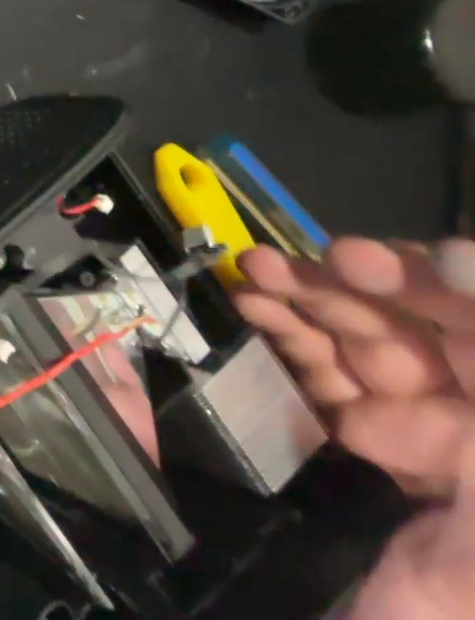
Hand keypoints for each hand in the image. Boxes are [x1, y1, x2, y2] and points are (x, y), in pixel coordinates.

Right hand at [234, 238, 474, 617]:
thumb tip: (453, 260)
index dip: (450, 282)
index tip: (382, 261)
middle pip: (427, 326)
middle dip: (363, 285)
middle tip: (302, 262)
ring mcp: (422, 434)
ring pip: (363, 341)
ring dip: (308, 299)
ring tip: (254, 272)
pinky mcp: (357, 445)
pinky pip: (321, 377)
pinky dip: (282, 337)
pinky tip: (252, 309)